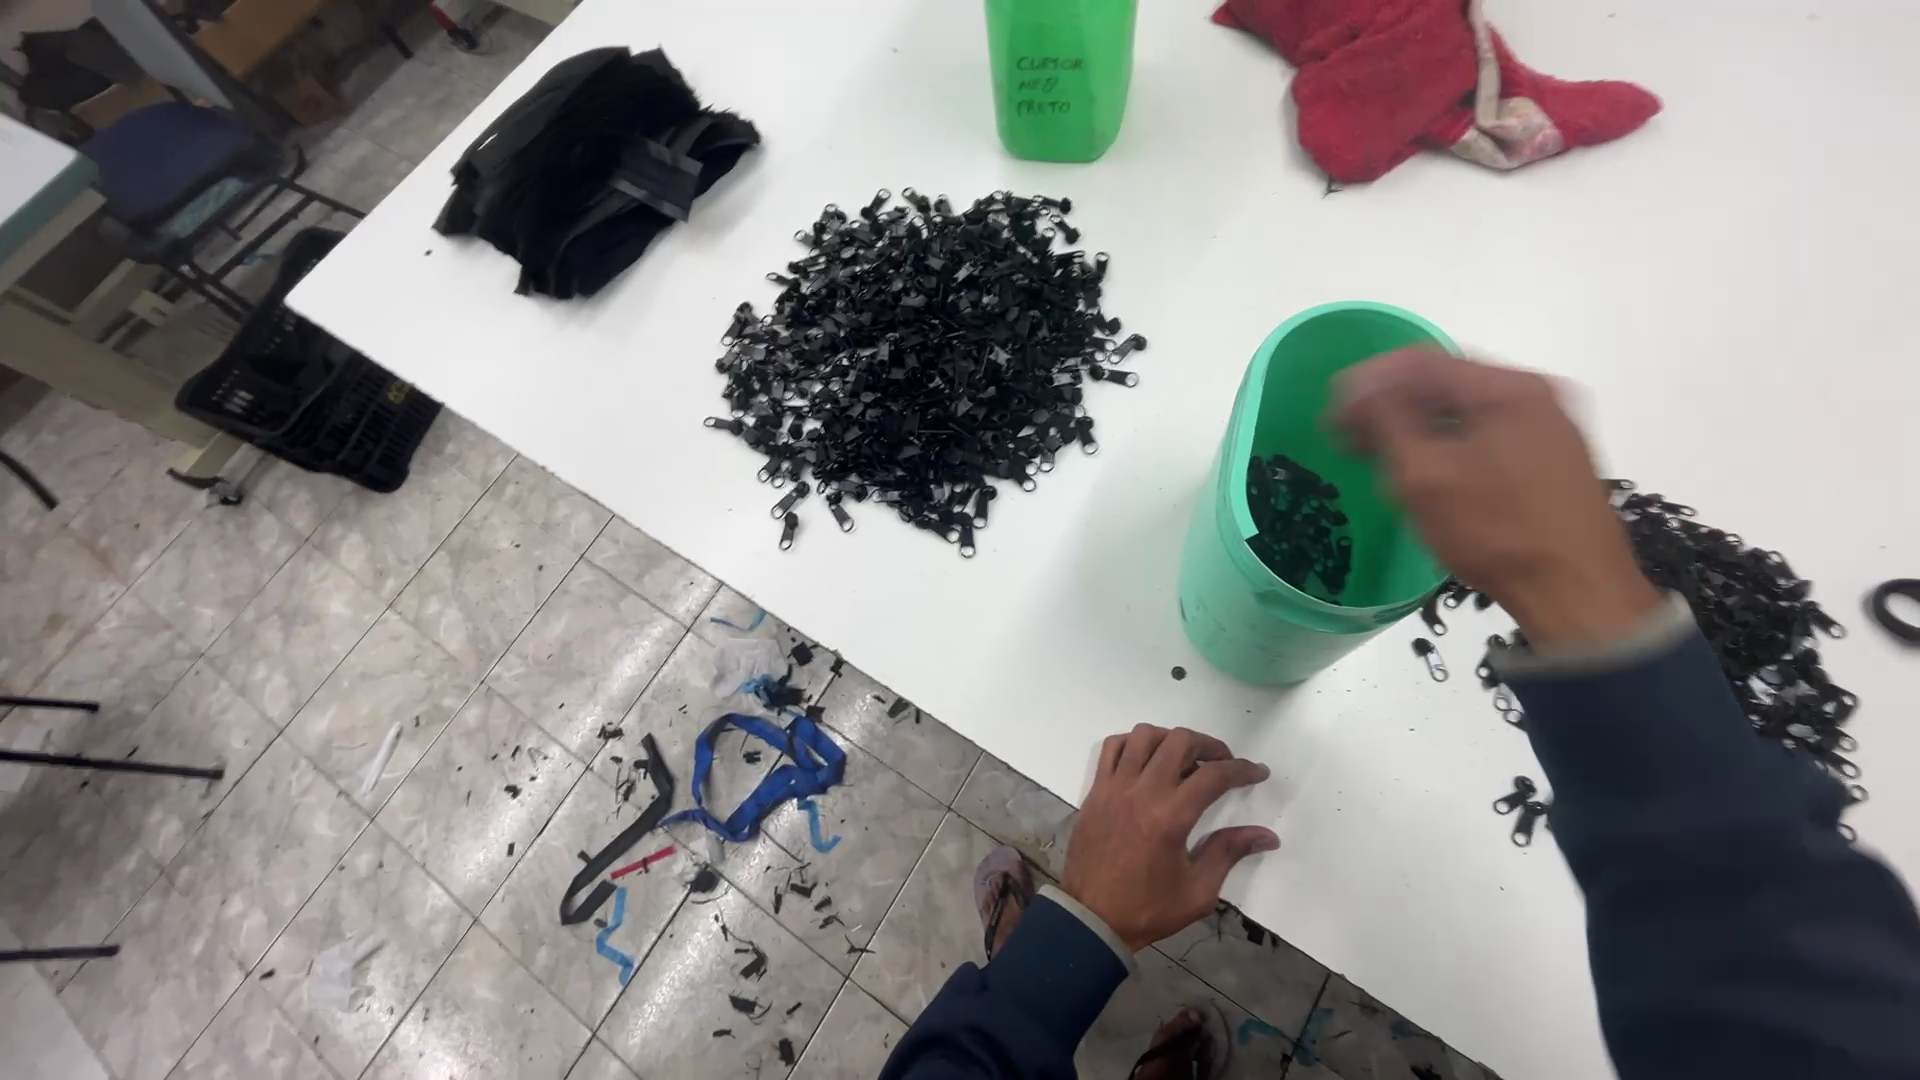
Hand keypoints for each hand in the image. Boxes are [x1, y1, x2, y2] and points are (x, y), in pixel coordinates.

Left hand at [1061, 724, 1278, 951]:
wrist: (1091, 917)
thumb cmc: (1147, 909)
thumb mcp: (1198, 892)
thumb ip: (1229, 853)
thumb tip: (1266, 835)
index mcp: (1170, 817)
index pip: (1213, 776)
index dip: (1242, 769)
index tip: (1258, 772)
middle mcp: (1141, 791)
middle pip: (1179, 741)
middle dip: (1209, 745)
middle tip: (1223, 763)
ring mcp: (1114, 786)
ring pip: (1143, 735)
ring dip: (1170, 739)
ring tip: (1185, 759)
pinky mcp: (1095, 789)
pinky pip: (1112, 747)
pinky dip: (1132, 743)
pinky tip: (1147, 760)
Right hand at [1331, 348, 1662, 647]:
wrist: (1575, 591)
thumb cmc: (1493, 532)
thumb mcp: (1424, 475)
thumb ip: (1386, 420)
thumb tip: (1358, 387)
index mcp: (1507, 389)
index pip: (1419, 362)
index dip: (1365, 383)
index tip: (1330, 417)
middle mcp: (1533, 395)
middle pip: (1441, 381)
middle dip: (1385, 405)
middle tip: (1343, 439)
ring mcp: (1546, 425)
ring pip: (1460, 409)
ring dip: (1410, 424)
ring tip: (1372, 455)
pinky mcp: (1548, 456)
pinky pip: (1481, 431)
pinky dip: (1441, 441)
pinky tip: (1417, 468)